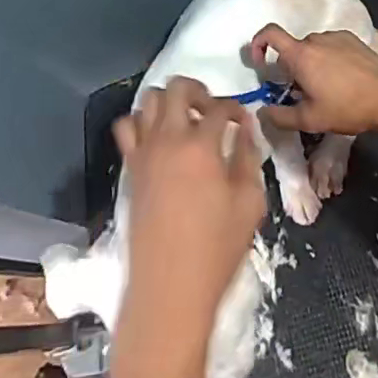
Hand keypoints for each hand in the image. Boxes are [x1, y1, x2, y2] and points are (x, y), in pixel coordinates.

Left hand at [115, 77, 266, 313]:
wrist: (169, 289)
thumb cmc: (217, 248)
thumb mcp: (250, 202)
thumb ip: (248, 158)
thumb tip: (244, 132)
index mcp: (202, 146)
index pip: (221, 107)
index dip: (237, 110)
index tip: (243, 123)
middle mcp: (168, 139)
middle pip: (177, 88)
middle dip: (199, 91)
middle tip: (212, 112)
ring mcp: (144, 153)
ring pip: (147, 101)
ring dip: (169, 102)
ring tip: (185, 122)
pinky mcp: (130, 169)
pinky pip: (127, 128)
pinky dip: (142, 123)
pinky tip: (160, 140)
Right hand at [251, 25, 377, 135]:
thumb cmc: (347, 107)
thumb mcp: (310, 120)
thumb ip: (280, 116)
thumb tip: (262, 112)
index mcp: (301, 54)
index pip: (270, 34)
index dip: (258, 44)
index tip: (260, 64)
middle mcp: (316, 38)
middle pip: (293, 49)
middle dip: (291, 69)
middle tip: (301, 94)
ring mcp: (337, 36)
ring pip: (313, 48)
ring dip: (312, 64)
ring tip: (326, 90)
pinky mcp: (354, 39)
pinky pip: (332, 46)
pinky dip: (330, 60)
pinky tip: (343, 80)